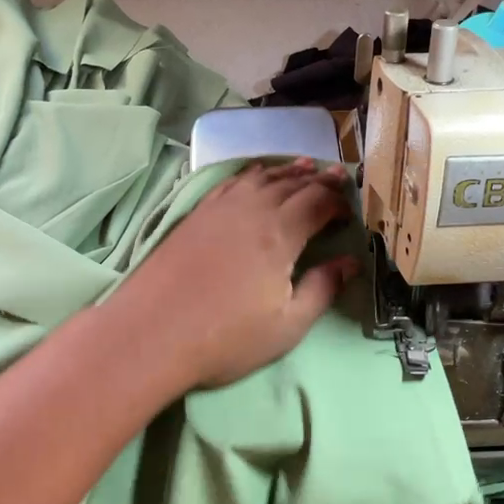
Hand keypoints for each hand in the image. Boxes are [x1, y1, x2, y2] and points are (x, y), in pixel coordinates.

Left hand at [106, 157, 356, 388]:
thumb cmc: (225, 338)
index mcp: (280, 234)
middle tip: (338, 176)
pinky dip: (253, 173)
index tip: (352, 211)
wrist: (151, 333)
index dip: (339, 202)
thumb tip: (350, 263)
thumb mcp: (286, 326)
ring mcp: (220, 208)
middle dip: (319, 179)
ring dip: (288, 171)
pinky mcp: (196, 214)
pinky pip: (232, 181)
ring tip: (306, 166)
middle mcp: (252, 210)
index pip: (318, 202)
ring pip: (262, 177)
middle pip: (293, 184)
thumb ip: (322, 289)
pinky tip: (257, 174)